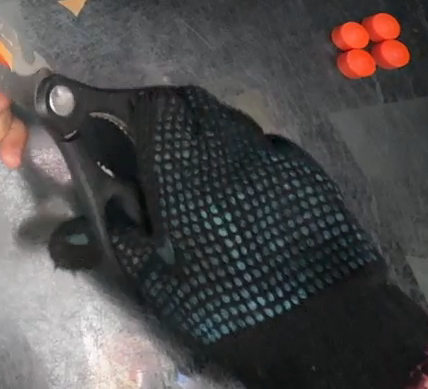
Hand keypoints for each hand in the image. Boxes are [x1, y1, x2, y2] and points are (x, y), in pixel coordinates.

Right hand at [51, 86, 427, 388]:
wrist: (322, 327)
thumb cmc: (227, 303)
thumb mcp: (158, 281)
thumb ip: (123, 232)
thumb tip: (105, 201)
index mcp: (180, 167)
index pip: (153, 105)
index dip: (136, 106)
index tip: (127, 122)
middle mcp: (221, 146)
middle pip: (191, 101)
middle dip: (172, 112)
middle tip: (165, 140)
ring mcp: (267, 153)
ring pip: (228, 118)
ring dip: (209, 129)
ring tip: (206, 163)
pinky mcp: (305, 169)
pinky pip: (265, 143)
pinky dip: (248, 152)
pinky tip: (248, 184)